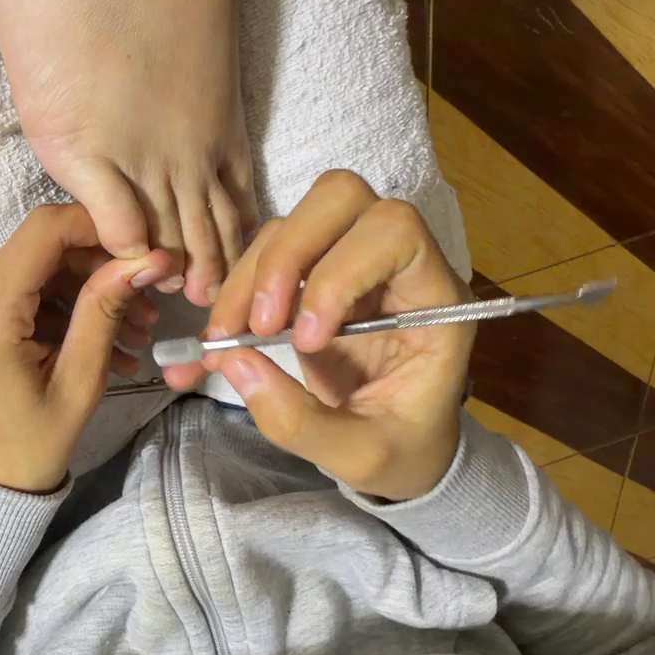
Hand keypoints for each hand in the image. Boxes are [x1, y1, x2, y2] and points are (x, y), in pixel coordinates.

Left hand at [0, 203, 170, 492]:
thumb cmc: (32, 447)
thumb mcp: (80, 382)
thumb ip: (106, 309)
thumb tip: (149, 256)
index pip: (43, 232)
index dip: (97, 227)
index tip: (140, 248)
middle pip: (36, 249)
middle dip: (95, 269)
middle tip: (144, 305)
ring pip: (27, 268)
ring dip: (80, 291)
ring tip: (130, 332)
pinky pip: (9, 291)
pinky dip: (53, 307)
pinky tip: (94, 338)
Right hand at [165, 170, 473, 500]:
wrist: (400, 451)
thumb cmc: (401, 452)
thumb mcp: (360, 456)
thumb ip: (299, 420)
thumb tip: (232, 361)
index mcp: (432, 301)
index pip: (395, 232)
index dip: (340, 272)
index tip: (305, 341)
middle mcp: (394, 267)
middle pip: (341, 198)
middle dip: (285, 257)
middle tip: (254, 327)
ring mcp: (350, 265)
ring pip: (293, 222)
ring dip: (249, 276)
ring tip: (224, 341)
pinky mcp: (313, 279)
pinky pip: (267, 255)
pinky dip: (236, 289)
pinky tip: (222, 337)